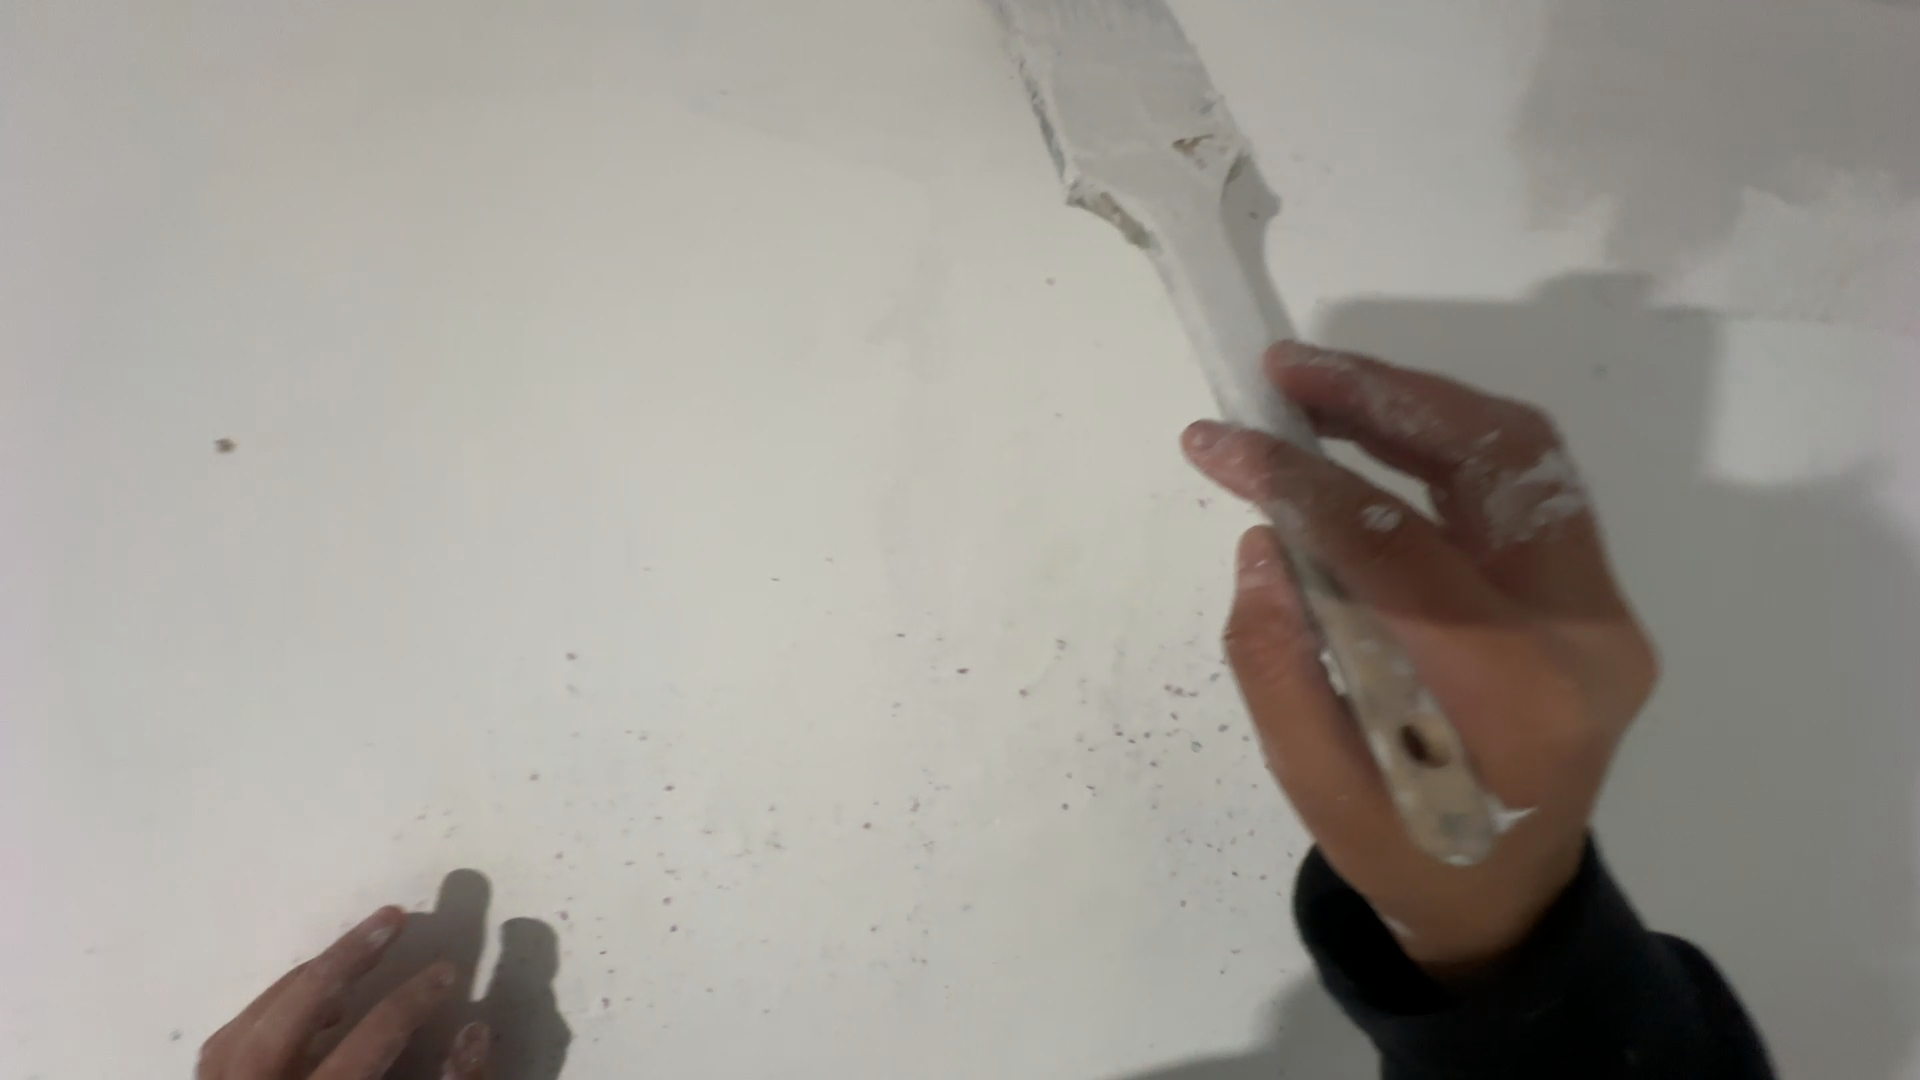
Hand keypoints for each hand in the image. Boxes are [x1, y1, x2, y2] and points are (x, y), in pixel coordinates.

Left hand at [198, 906, 489, 1078]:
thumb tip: (475, 1032)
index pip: (361, 1052)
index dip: (408, 1004)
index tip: (450, 971)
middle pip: (281, 1028)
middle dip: (344, 963)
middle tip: (398, 917)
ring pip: (239, 1033)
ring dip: (304, 978)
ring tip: (360, 945)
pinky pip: (224, 1047)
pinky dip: (270, 1008)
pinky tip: (312, 997)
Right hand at [1182, 342, 1657, 975]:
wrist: (1501, 894)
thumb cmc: (1399, 845)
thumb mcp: (1309, 779)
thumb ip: (1275, 661)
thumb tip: (1262, 541)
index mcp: (1510, 689)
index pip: (1393, 543)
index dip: (1295, 478)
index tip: (1216, 441)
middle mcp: (1583, 629)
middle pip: (1495, 460)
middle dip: (1379, 393)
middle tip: (1283, 369)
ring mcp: (1598, 605)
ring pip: (1516, 455)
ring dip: (1410, 400)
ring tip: (1313, 383)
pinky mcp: (1585, 593)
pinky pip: (1514, 485)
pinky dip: (1434, 438)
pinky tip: (1366, 431)